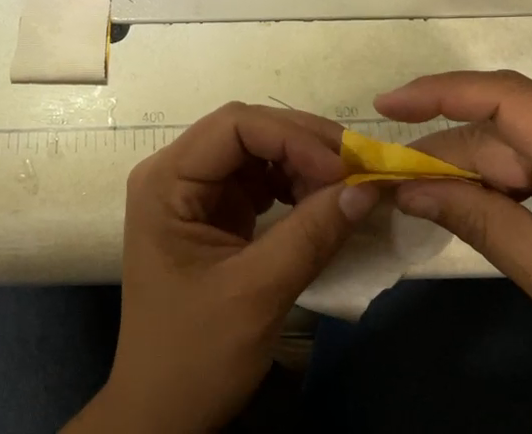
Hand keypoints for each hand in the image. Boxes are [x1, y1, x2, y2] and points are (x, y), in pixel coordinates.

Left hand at [65, 103, 379, 432]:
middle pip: (245, 132)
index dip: (291, 137)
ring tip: (347, 188)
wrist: (163, 409)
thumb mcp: (257, 293)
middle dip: (303, 144)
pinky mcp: (214, 215)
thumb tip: (368, 186)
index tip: (344, 168)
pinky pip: (259, 182)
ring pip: (256, 153)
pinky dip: (295, 187)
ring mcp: (194, 194)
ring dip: (303, 164)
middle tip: (360, 168)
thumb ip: (312, 234)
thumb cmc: (196, 352)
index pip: (233, 126)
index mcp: (165, 181)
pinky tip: (323, 203)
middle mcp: (175, 175)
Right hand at [378, 71, 531, 433]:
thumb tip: (406, 186)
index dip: (441, 93)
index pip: (510, 100)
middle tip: (393, 190)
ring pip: (519, 144)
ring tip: (429, 205)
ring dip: (473, 173)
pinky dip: (503, 181)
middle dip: (448, 157)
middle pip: (507, 129)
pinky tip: (479, 207)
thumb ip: (482, 222)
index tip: (384, 106)